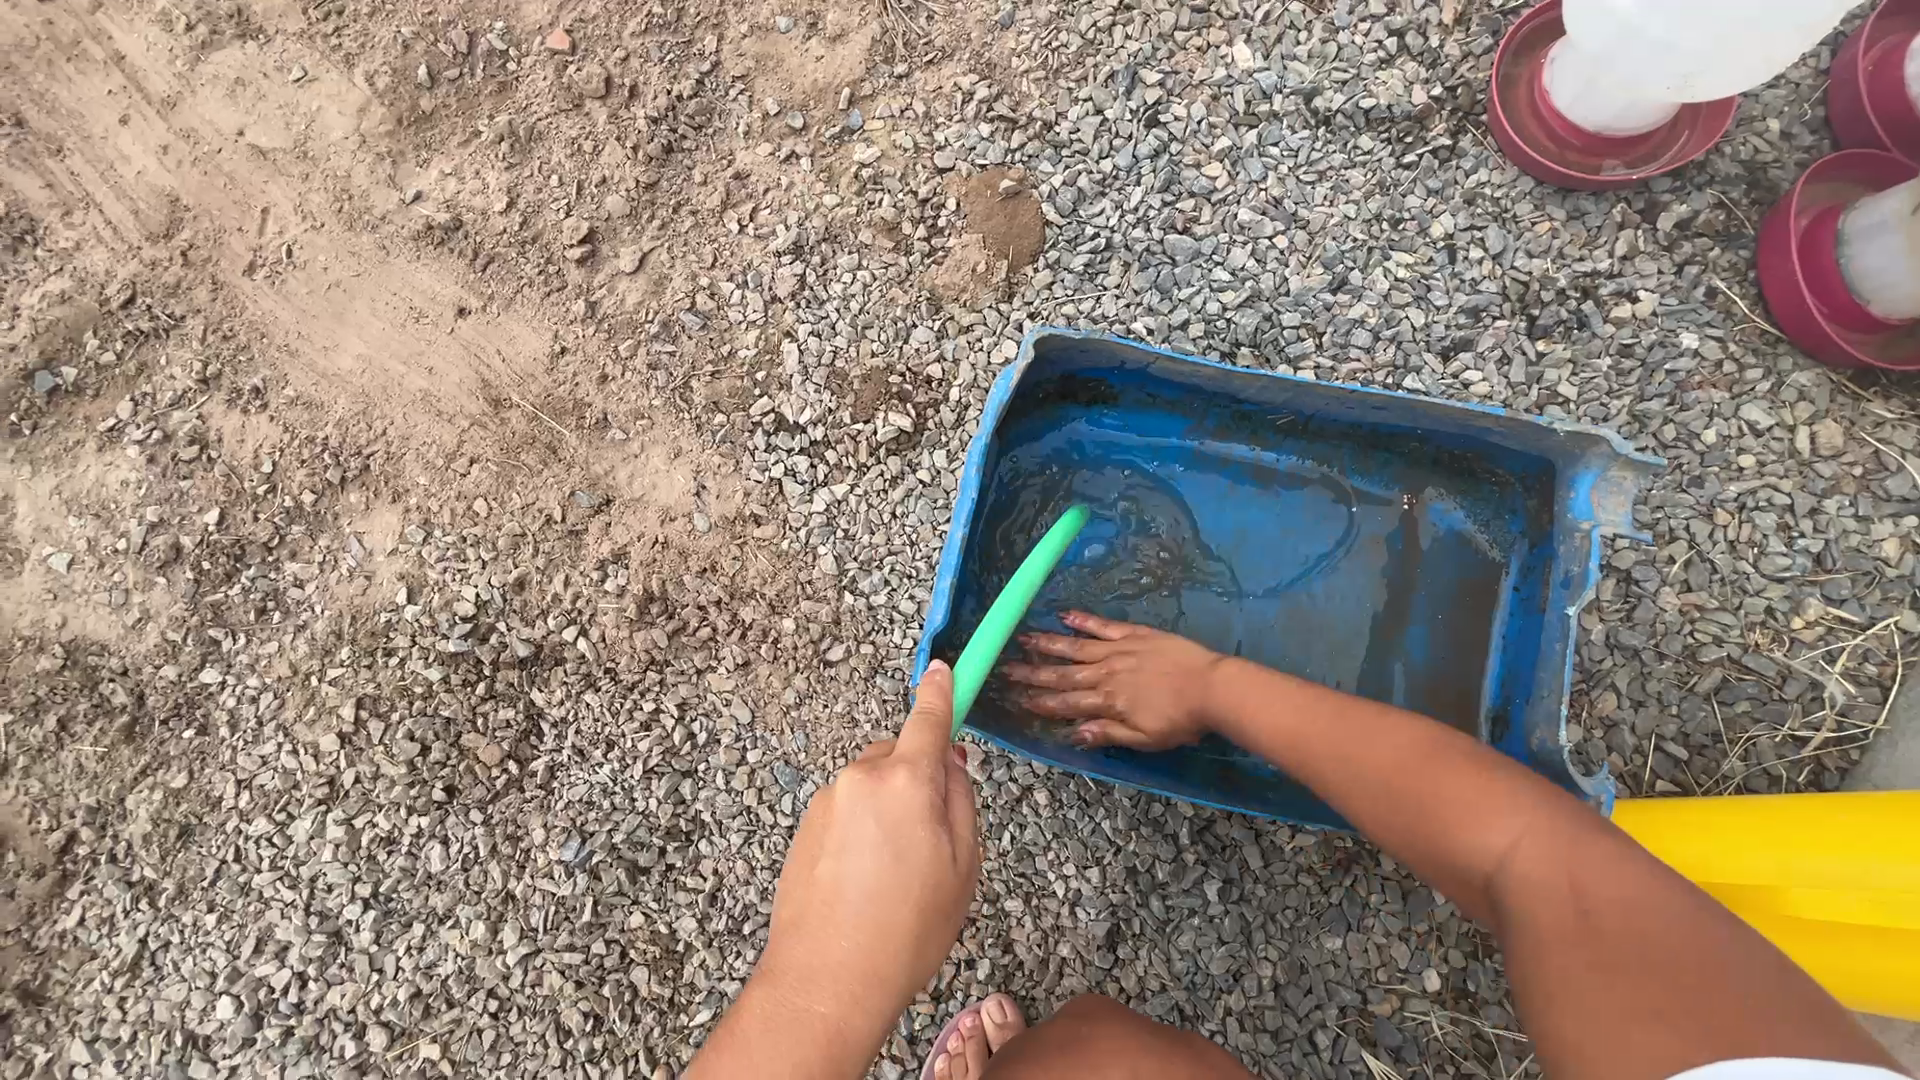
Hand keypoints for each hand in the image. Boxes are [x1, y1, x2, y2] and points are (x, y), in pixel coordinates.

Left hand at [754, 660, 978, 1039]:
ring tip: (892, 871)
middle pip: (899, 754)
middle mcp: (862, 777)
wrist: (825, 980)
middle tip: (929, 836)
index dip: (940, 692)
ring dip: (887, 807)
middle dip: (917, 777)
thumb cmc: (904, 930)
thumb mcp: (962, 865)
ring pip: (873, 783)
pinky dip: (860, 827)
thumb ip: (960, 800)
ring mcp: (828, 799)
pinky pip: (847, 807)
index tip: (942, 669)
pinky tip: (863, 877)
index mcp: (906, 780)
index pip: (928, 719)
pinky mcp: (806, 823)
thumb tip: (950, 762)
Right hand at [1001, 610, 1226, 750]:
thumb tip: (1072, 733)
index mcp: (1107, 702)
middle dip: (1032, 673)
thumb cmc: (1181, 720)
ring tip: (1023, 638)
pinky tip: (1064, 615)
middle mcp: (1105, 674)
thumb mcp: (1144, 738)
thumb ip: (1107, 733)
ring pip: (1076, 647)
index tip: (1016, 699)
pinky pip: (1103, 626)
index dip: (1039, 702)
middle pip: (1063, 674)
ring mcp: (1118, 650)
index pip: (1066, 703)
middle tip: (1006, 668)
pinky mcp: (1134, 634)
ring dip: (1048, 644)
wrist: (1212, 687)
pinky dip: (1082, 620)